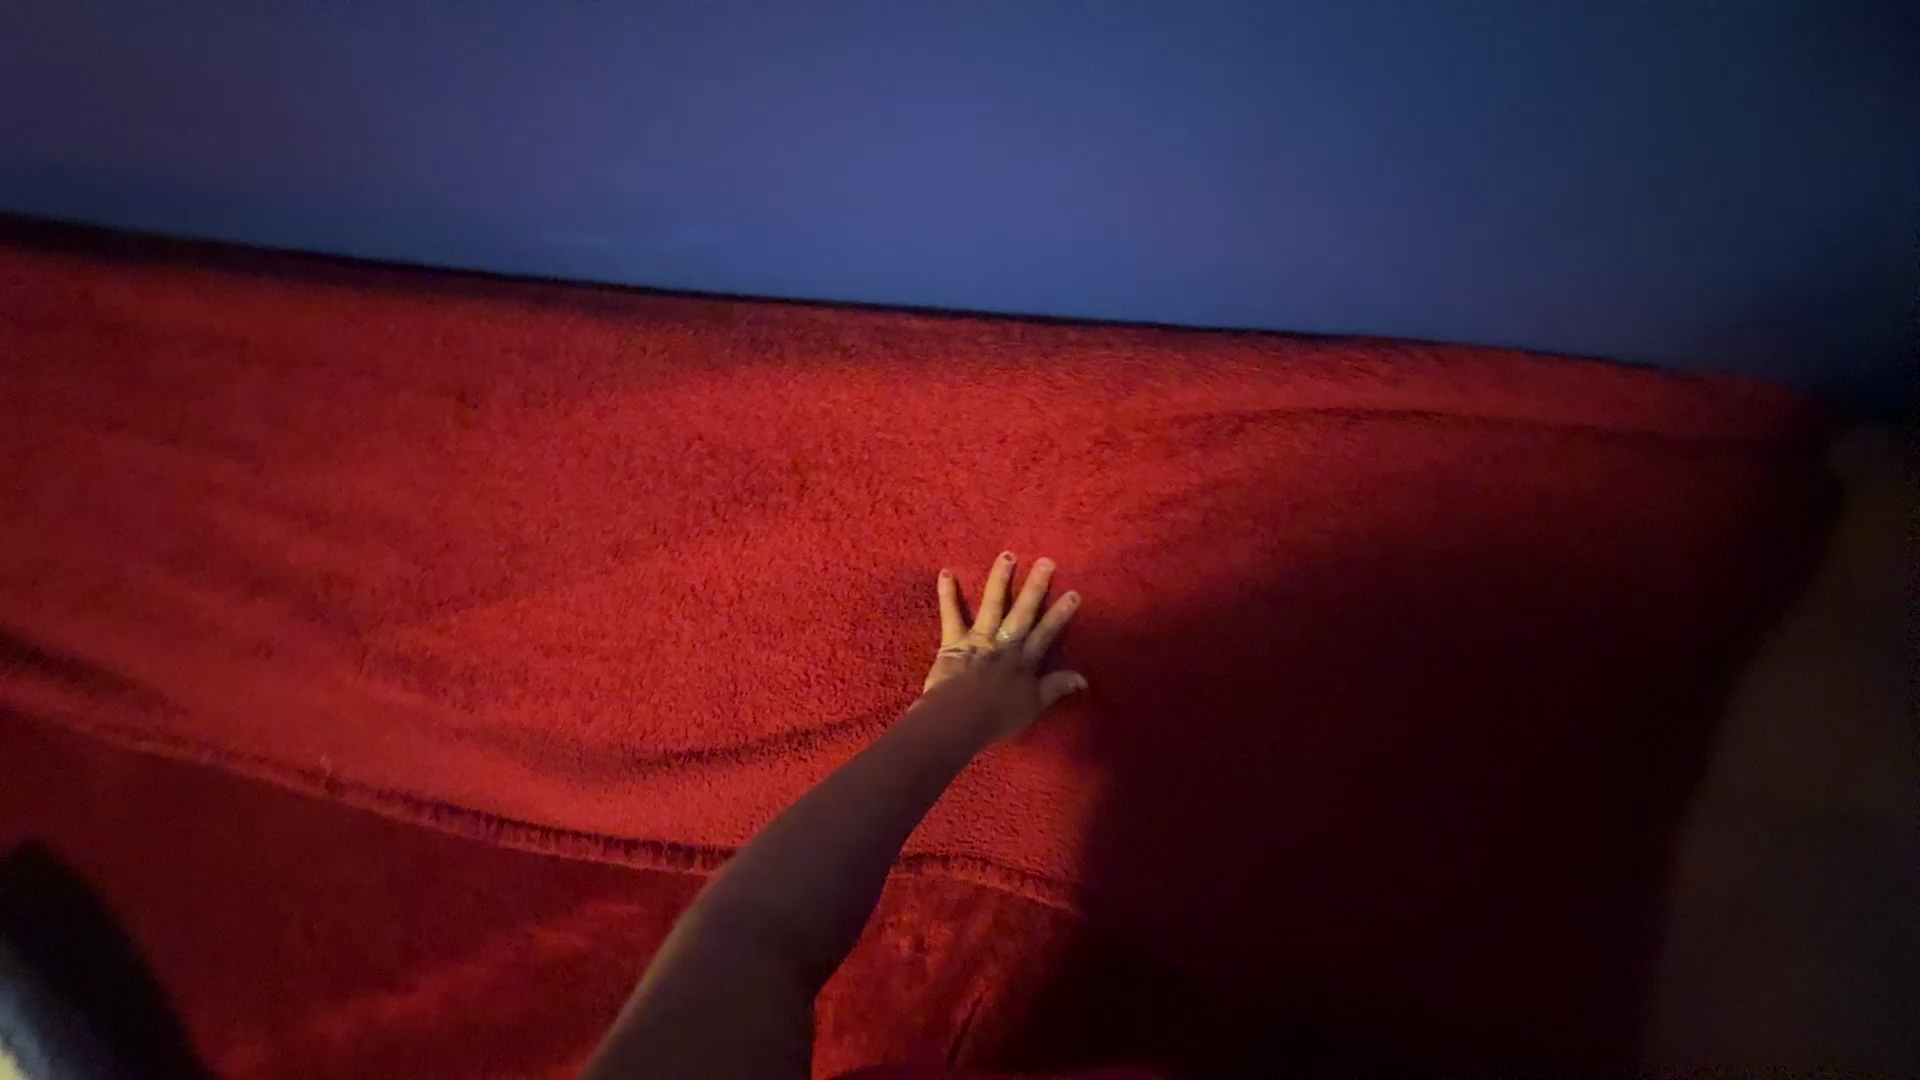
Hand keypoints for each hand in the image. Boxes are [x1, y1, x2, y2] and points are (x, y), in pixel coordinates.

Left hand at [919, 552, 1087, 742]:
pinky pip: (951, 615)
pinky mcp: (954, 641)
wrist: (960, 719)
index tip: (1074, 593)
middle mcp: (1004, 645)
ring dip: (1000, 579)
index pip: (1046, 634)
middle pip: (1023, 612)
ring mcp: (979, 640)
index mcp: (1024, 661)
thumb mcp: (1033, 706)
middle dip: (1035, 587)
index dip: (1060, 614)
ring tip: (1007, 555)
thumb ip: (1056, 688)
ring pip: (993, 605)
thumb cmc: (997, 717)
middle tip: (1046, 562)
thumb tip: (1083, 679)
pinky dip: (947, 594)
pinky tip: (946, 572)